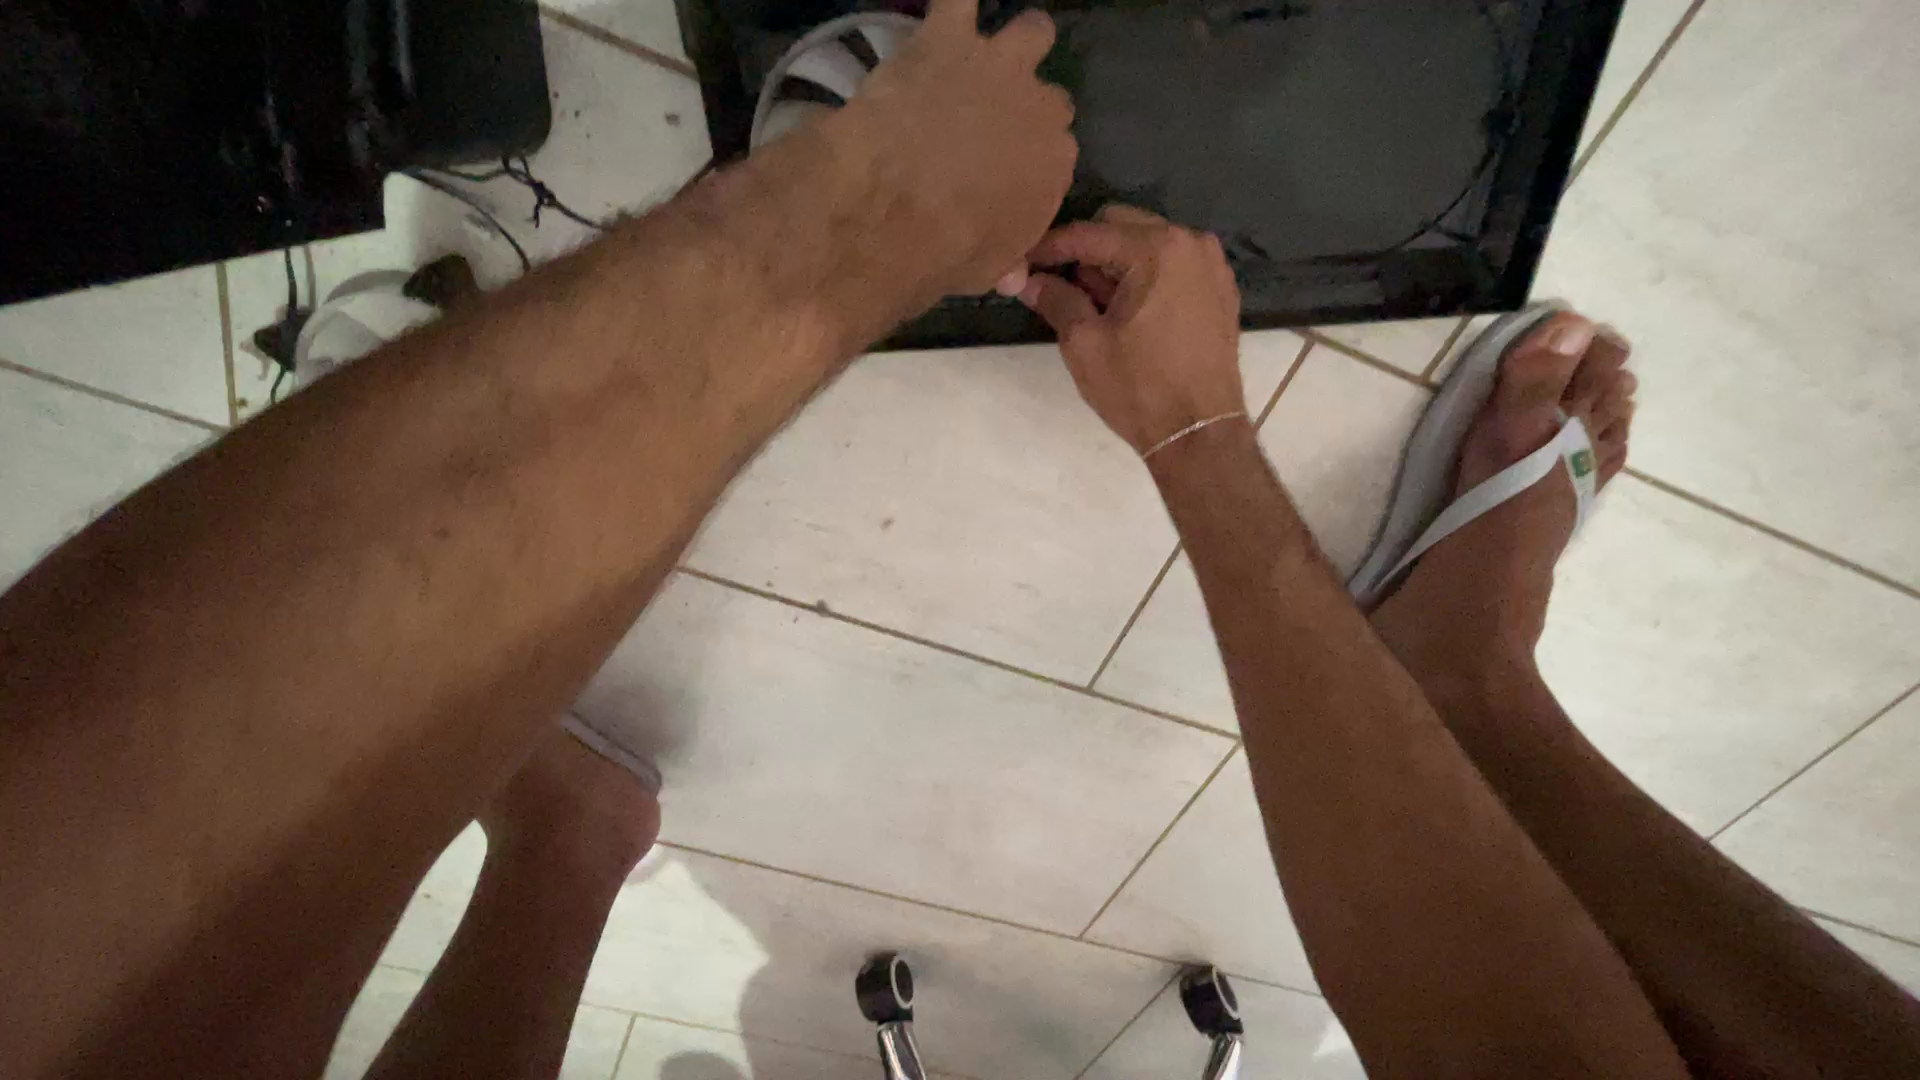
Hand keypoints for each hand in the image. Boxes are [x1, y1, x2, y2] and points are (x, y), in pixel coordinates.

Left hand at [839, 0, 1077, 295]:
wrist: (900, 209)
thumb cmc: (951, 251)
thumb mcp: (988, 271)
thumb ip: (1007, 262)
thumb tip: (1015, 278)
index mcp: (1055, 163)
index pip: (1056, 153)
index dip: (1031, 163)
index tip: (1008, 177)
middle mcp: (1038, 107)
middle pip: (1048, 97)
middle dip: (1026, 109)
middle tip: (991, 128)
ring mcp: (997, 64)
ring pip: (1030, 32)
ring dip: (1014, 45)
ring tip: (982, 64)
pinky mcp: (947, 37)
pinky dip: (951, 6)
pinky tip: (942, 18)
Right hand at [1020, 205, 1246, 454]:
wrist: (1199, 433)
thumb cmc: (1139, 389)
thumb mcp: (1085, 345)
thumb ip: (1056, 301)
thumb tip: (1027, 280)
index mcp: (1156, 249)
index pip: (1088, 234)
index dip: (1048, 248)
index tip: (1021, 262)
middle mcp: (1190, 242)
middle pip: (1121, 227)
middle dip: (1085, 252)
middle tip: (1059, 288)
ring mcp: (1211, 265)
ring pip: (1147, 245)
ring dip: (1115, 264)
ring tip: (1093, 304)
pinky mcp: (1219, 291)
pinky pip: (1172, 267)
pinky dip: (1145, 278)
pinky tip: (1127, 311)